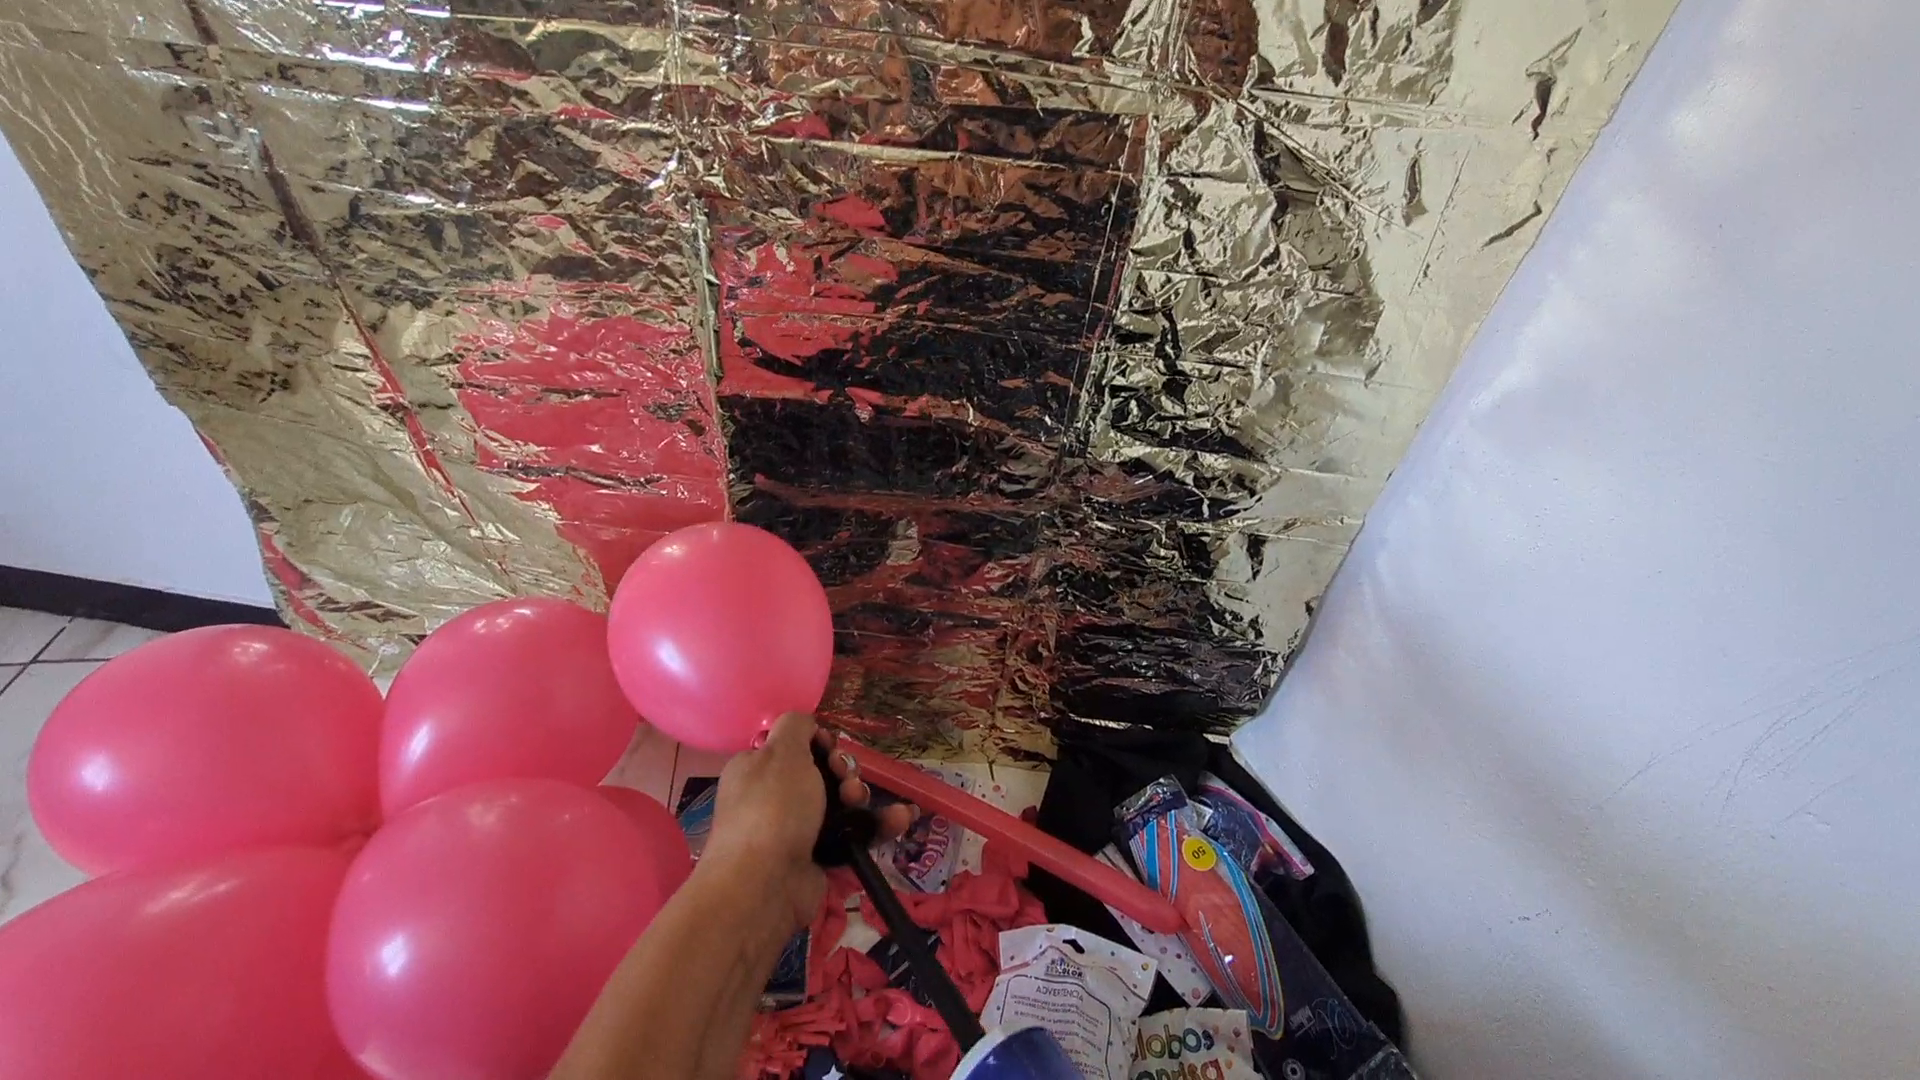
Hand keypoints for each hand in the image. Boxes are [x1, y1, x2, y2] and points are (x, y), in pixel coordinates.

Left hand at [700, 713, 915, 935]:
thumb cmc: (772, 808)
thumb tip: (805, 723)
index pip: (793, 747)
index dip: (818, 744)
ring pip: (840, 803)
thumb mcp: (782, 752)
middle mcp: (773, 798)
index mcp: (757, 769)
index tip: (829, 748)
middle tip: (845, 780)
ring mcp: (795, 830)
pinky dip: (876, 826)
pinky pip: (852, 834)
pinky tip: (901, 818)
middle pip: (821, 773)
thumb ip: (795, 726)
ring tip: (860, 802)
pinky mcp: (817, 858)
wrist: (764, 884)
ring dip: (861, 796)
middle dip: (843, 771)